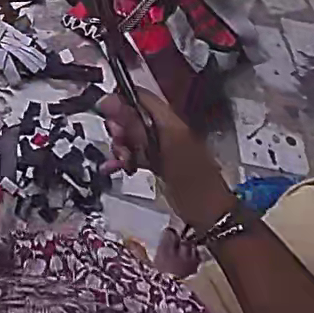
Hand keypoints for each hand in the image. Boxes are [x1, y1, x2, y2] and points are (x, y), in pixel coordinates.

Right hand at [100, 88, 229, 229]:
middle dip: (119, 128)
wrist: (208, 215)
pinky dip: (124, 159)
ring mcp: (161, 147)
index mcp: (170, 121)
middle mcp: (165, 130)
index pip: (141, 97)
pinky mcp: (157, 163)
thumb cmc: (191, 182)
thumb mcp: (158, 150)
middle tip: (117, 142)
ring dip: (120, 147)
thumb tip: (110, 101)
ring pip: (131, 137)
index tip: (105, 113)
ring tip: (120, 160)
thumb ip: (135, 126)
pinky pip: (135, 154)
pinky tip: (117, 167)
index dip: (120, 101)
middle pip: (133, 117)